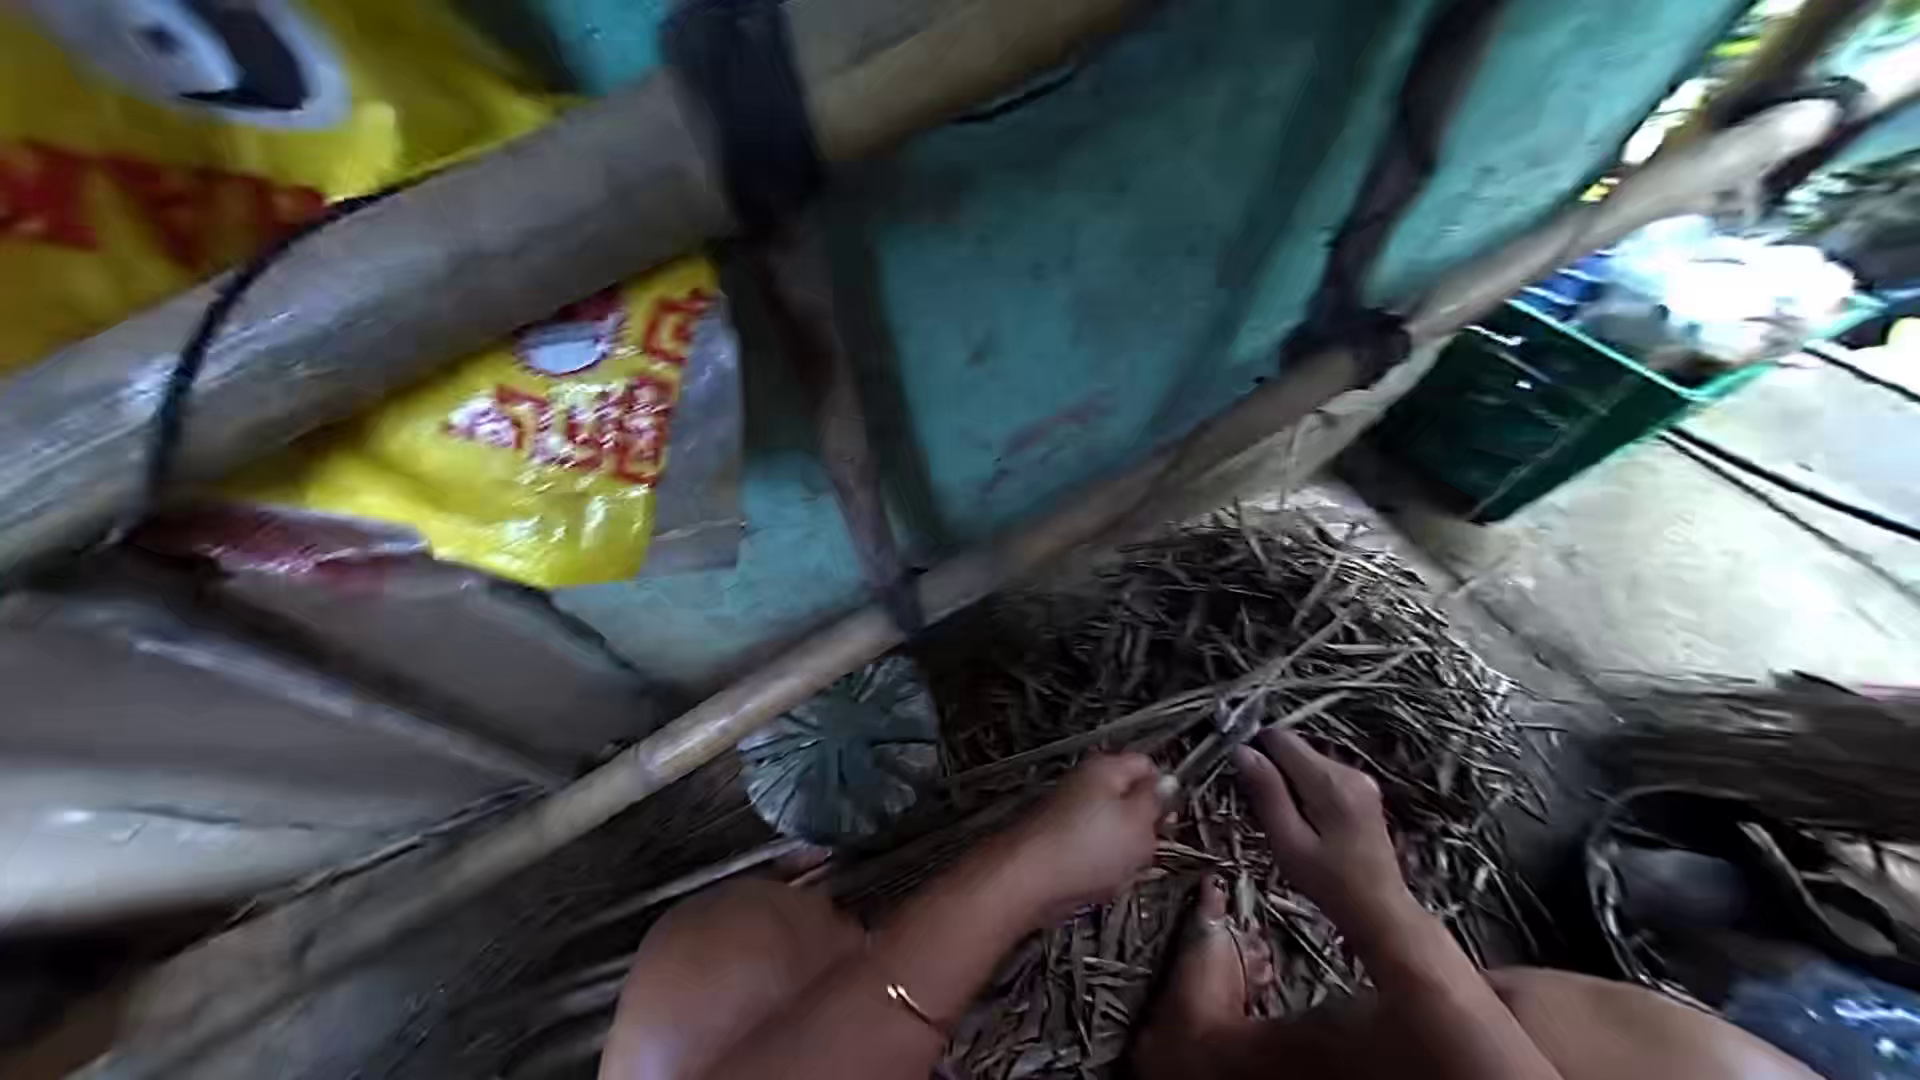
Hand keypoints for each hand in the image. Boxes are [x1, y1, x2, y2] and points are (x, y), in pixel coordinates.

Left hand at [997, 753, 1165, 923]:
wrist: (1031, 878)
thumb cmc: (1085, 847)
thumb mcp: (1138, 822)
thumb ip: (1157, 800)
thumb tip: (1168, 782)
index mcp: (1106, 768)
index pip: (1147, 766)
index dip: (1163, 791)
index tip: (1169, 817)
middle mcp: (1087, 783)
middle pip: (1132, 801)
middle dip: (1144, 829)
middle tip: (1145, 847)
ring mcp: (1073, 811)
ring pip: (1117, 831)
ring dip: (1126, 854)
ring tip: (1119, 869)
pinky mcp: (1063, 840)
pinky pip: (1097, 851)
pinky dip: (1103, 867)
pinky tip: (1100, 880)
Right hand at [1233, 730, 1415, 934]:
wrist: (1381, 912)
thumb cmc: (1329, 883)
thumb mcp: (1288, 841)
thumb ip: (1266, 792)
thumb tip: (1241, 750)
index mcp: (1329, 782)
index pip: (1279, 738)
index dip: (1256, 753)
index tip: (1249, 783)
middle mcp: (1348, 771)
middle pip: (1292, 747)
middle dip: (1273, 770)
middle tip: (1273, 812)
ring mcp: (1359, 778)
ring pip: (1303, 758)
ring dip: (1288, 780)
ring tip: (1292, 820)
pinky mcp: (1362, 787)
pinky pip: (1319, 771)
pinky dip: (1305, 787)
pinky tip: (1310, 820)